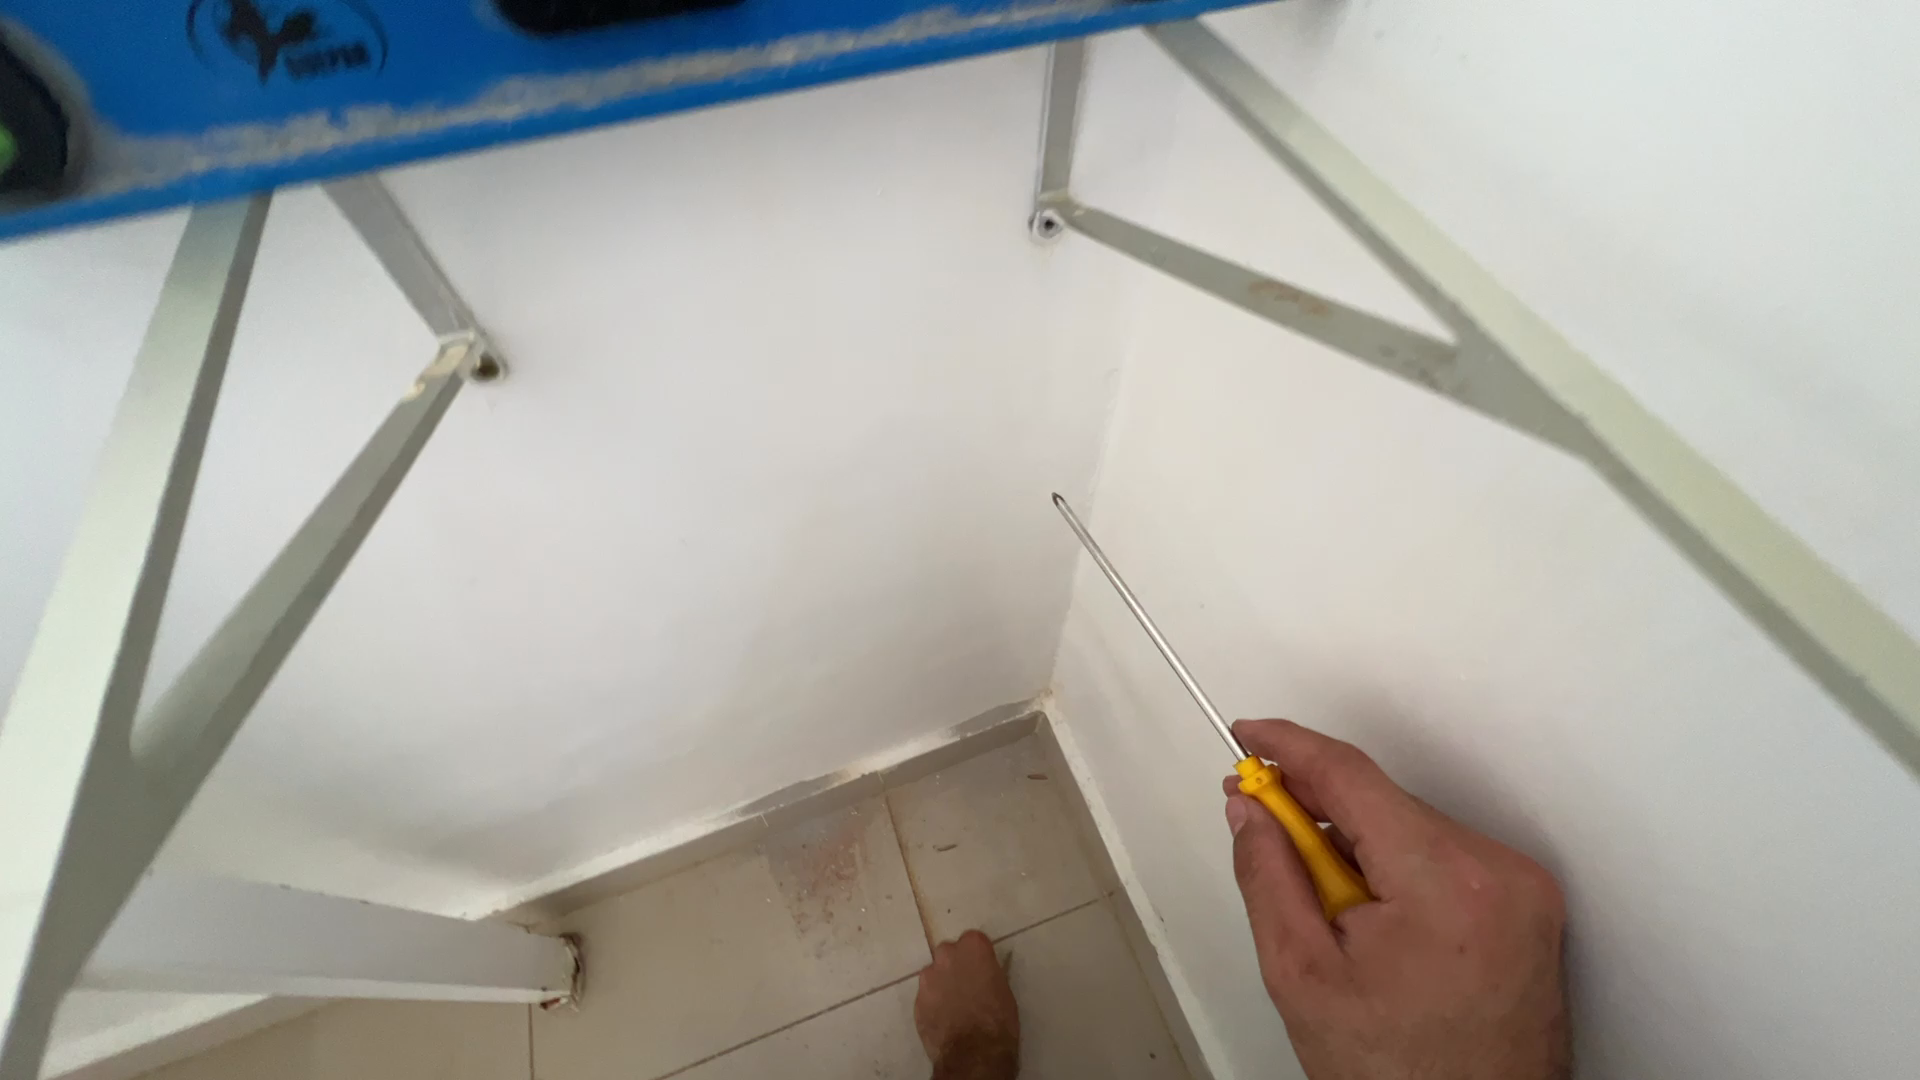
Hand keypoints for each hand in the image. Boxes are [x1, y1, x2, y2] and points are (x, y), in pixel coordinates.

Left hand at [915, 930, 1018, 1079]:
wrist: (975, 1054)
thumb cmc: (999, 1021)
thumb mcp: (1003, 989)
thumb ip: (989, 973)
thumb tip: (983, 973)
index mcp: (973, 946)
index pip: (973, 940)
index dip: (977, 957)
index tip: (981, 970)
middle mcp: (947, 954)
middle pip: (949, 953)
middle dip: (954, 966)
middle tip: (965, 987)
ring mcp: (928, 977)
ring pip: (934, 975)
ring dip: (941, 985)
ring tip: (952, 1008)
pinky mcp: (917, 1001)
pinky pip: (925, 997)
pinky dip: (932, 1005)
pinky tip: (943, 1021)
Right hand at [1223, 719, 1568, 1079]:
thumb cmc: (1394, 1073)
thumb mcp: (1298, 970)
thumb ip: (1266, 873)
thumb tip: (1247, 808)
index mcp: (1444, 881)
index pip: (1351, 776)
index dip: (1288, 745)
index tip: (1246, 734)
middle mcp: (1496, 870)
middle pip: (1375, 799)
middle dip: (1306, 800)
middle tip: (1249, 806)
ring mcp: (1517, 887)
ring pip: (1398, 822)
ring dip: (1340, 834)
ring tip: (1302, 881)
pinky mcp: (1518, 903)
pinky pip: (1428, 849)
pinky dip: (1378, 857)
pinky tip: (1347, 896)